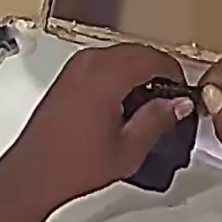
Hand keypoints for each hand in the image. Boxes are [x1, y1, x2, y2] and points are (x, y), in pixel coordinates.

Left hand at [0, 44, 194, 214]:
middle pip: (135, 51)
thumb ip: (156, 120)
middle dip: (158, 70)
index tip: (184, 90)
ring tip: (153, 103)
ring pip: (120, 54)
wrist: (36, 169)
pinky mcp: (71, 72)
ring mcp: (77, 64)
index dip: (173, 71)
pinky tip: (128, 100)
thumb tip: (178, 103)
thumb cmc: (76, 163)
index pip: (150, 58)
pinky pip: (104, 60)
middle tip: (174, 98)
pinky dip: (121, 71)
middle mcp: (90, 61)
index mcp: (105, 76)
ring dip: (139, 70)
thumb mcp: (127, 149)